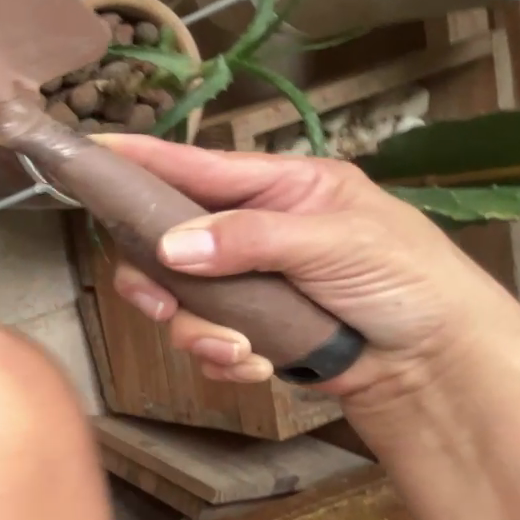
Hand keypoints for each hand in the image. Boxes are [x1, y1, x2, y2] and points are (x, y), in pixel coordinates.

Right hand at [97, 136, 519, 406]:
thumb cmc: (408, 282)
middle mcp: (242, 229)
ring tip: (238, 352)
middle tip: (161, 306)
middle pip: (157, 242)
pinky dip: (217, 357)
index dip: (139, 159)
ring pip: (170, 298)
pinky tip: (254, 366)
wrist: (431, 363)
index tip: (89, 153)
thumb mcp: (340, 244)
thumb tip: (169, 246)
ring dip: (194, 332)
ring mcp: (234, 279)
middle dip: (154, 282)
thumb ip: (253, 239)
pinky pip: (192, 337)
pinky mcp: (233, 323)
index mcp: (275, 189)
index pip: (193, 166)